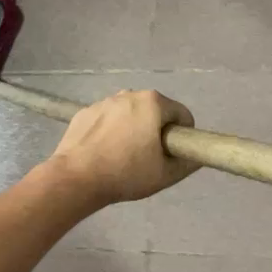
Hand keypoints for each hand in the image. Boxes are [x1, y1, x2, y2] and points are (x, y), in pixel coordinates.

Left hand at [42, 90, 199, 205]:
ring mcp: (102, 102)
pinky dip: (109, 131)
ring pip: (128, 114)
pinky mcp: (83, 112)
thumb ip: (189, 162)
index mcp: (153, 102)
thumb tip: (196, 155)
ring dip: (132, 129)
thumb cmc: (126, 174)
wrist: (75, 177)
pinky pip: (106, 119)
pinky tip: (102, 152)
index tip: (172, 155)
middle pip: (154, 112)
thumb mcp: (167, 174)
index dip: (182, 136)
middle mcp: (128, 94)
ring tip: (122, 156)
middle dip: (155, 131)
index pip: (181, 115)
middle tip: (147, 158)